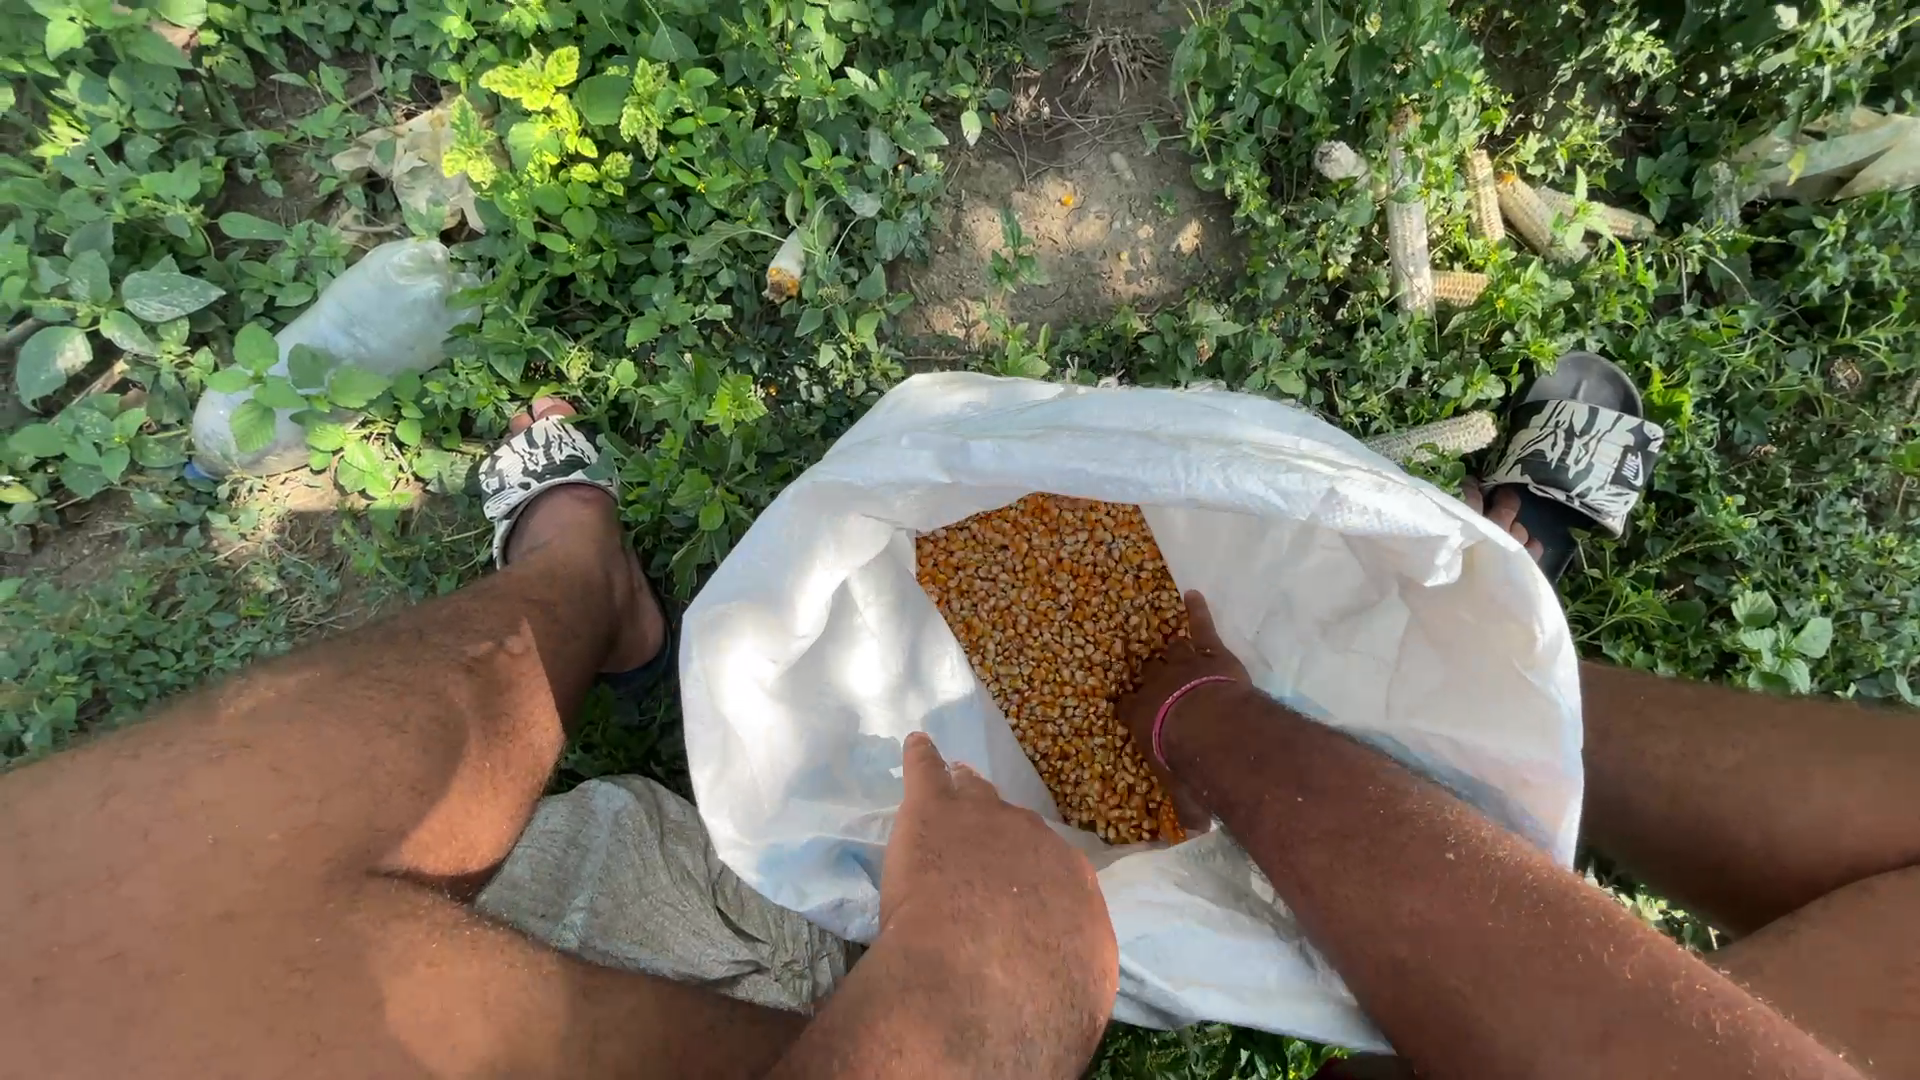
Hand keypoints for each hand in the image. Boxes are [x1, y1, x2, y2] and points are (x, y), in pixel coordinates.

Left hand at [879, 733, 1116, 1058]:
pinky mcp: (934, 808)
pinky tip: (916, 744)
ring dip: (966, 789)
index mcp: (1070, 883)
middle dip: (1001, 833)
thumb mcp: (1076, 996)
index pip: (1051, 871)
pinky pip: (927, 769)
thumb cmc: (1037, 1003)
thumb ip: (1070, 972)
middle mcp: (1034, 841)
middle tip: (981, 841)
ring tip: (957, 776)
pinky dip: (921, 757)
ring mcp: (985, 817)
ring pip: (976, 792)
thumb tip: (1061, 981)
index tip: (1014, 889)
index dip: (1029, 877)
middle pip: (1016, 828)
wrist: (984, 977)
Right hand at [1116, 591, 1250, 825]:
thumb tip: (1196, 833)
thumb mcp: (1185, 791)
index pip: (1126, 709)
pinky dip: (1197, 611)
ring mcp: (1181, 666)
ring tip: (1162, 632)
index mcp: (1140, 718)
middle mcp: (1155, 686)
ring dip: (1170, 645)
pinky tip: (1193, 594)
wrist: (1213, 729)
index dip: (1127, 709)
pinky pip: (1201, 627)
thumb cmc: (1189, 762)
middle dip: (1149, 675)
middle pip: (1147, 676)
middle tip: (1147, 671)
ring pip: (1171, 650)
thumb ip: (1191, 807)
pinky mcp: (1209, 652)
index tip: (1126, 708)